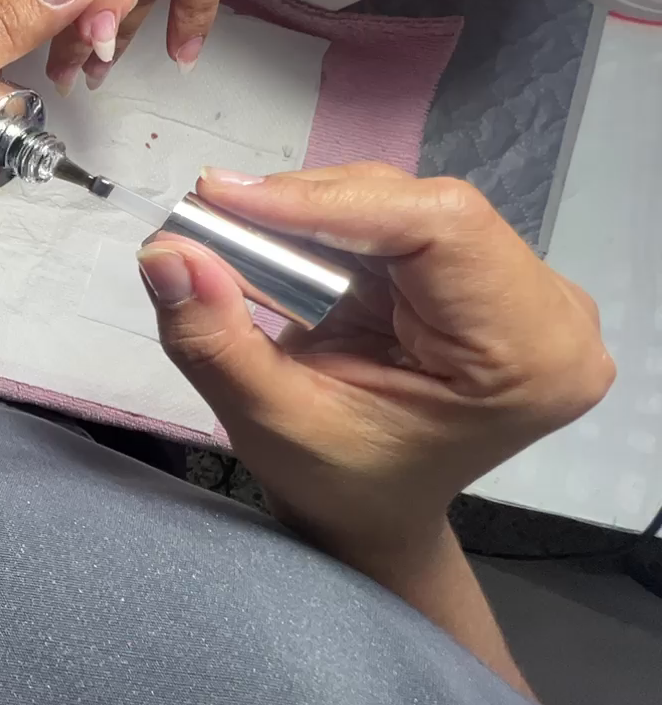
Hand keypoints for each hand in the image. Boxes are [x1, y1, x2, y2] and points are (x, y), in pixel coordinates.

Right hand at [137, 163, 614, 557]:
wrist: (365, 506)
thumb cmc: (330, 479)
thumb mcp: (260, 415)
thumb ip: (209, 336)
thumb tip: (162, 250)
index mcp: (523, 355)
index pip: (440, 228)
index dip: (325, 201)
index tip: (219, 198)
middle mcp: (540, 309)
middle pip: (416, 207)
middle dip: (301, 205)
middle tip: (207, 217)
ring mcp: (507, 289)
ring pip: (394, 205)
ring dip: (299, 212)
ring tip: (225, 234)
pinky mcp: (462, 281)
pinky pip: (381, 223)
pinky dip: (308, 227)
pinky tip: (263, 246)